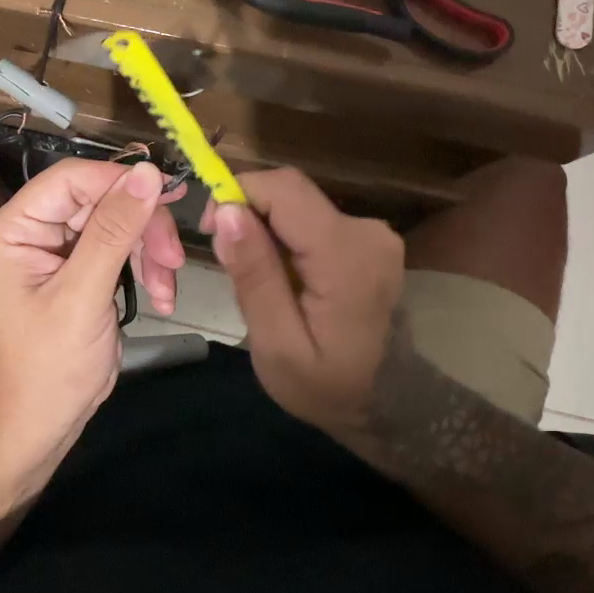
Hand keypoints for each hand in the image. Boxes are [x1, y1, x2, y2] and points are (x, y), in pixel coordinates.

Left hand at [0, 159, 185, 449]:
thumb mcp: (83, 295)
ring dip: (150, 250)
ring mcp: (58, 247)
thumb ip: (114, 231)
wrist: (47, 417)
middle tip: (174, 259)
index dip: (120, 181)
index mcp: (14, 228)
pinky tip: (163, 297)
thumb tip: (148, 173)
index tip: (169, 194)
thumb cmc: (52, 363)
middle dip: (142, 226)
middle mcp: (33, 228)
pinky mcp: (82, 265)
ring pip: (119, 219)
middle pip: (101, 197)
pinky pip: (122, 245)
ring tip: (168, 287)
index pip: (71, 178)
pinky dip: (146, 267)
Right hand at [205, 168, 403, 433]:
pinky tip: (282, 279)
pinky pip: (310, 219)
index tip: (209, 232)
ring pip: (296, 204)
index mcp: (345, 257)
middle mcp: (367, 231)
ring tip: (259, 283)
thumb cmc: (323, 383)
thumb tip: (226, 211)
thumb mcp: (276, 343)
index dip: (236, 195)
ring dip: (264, 231)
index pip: (284, 189)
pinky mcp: (367, 238)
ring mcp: (372, 233)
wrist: (383, 403)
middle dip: (247, 216)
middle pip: (289, 192)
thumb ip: (254, 275)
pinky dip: (284, 239)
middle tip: (231, 268)